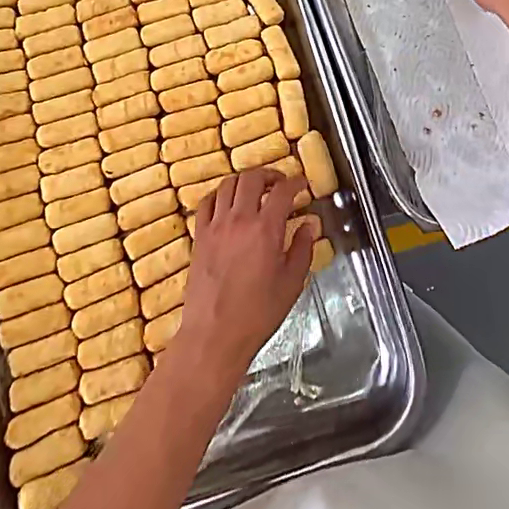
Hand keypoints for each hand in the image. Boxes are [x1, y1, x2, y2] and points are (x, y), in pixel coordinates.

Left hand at [176, 169, 316, 380]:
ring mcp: (215, 226)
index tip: (302, 184)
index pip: (283, 191)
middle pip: (252, 178)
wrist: (214, 334)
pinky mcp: (199, 237)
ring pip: (228, 185)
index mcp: (266, 230)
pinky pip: (206, 203)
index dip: (295, 182)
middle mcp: (239, 220)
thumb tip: (309, 226)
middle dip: (269, 174)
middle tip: (280, 183)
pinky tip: (226, 202)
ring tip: (255, 189)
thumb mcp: (291, 283)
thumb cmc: (257, 314)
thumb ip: (302, 249)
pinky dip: (218, 195)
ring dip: (245, 181)